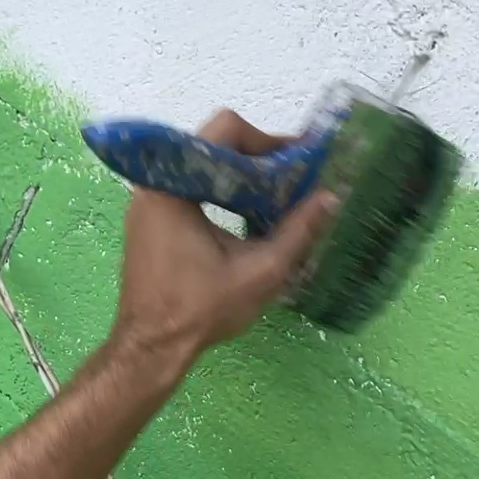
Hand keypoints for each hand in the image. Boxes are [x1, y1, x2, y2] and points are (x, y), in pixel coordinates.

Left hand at [108, 109, 338, 377]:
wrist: (151, 348)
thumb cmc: (201, 310)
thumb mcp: (260, 271)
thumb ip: (298, 231)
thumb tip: (331, 198)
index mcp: (173, 186)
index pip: (224, 131)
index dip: (267, 140)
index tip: (298, 161)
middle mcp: (153, 184)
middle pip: (212, 145)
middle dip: (257, 157)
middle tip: (293, 178)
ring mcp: (147, 202)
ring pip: (200, 166)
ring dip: (239, 175)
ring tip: (276, 196)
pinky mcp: (149, 220)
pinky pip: (187, 187)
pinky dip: (219, 191)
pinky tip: (247, 214)